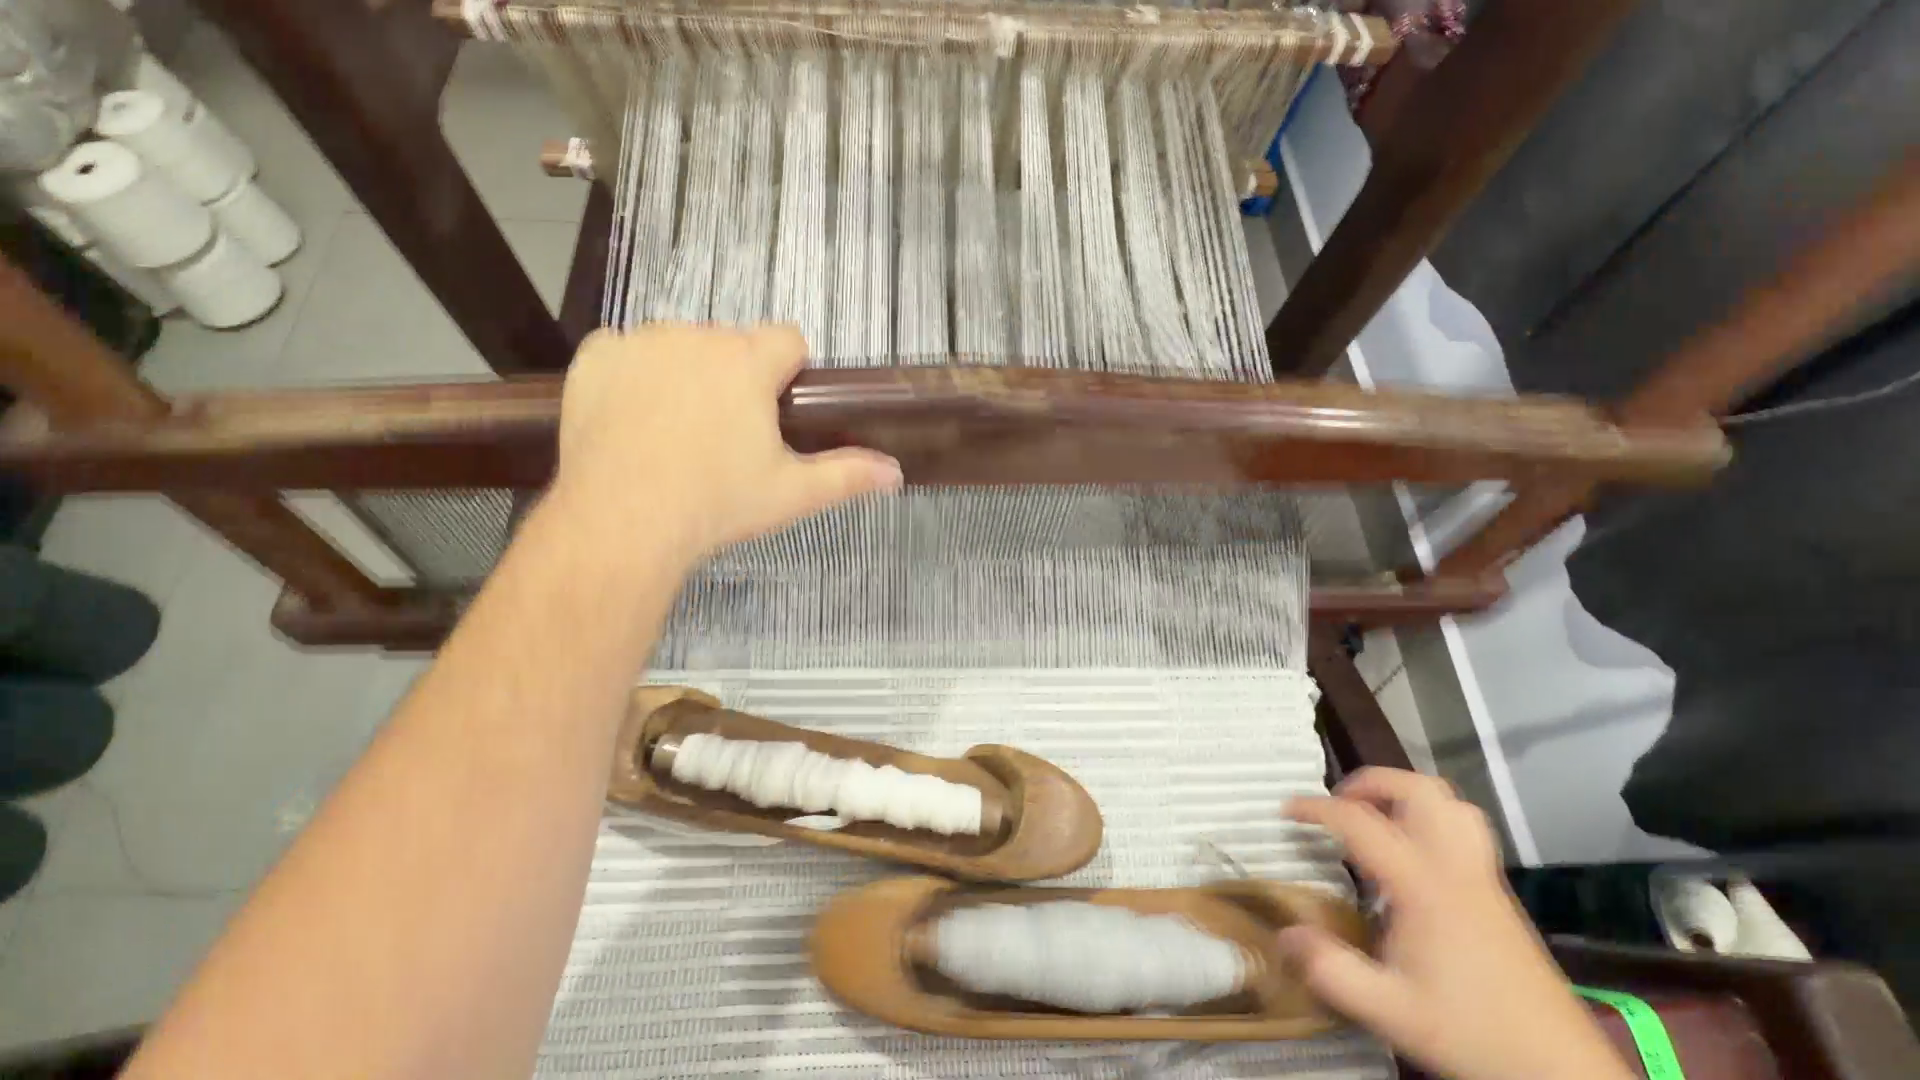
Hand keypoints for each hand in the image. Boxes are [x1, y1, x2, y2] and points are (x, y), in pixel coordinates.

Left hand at [546, 324, 902, 565]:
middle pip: (731, 344)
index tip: (774, 414)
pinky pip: (625, 352)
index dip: (787, 375)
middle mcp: (696, 336)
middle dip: (734, 378)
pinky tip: (631, 421)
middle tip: (724, 439)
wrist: (622, 520)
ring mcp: (641, 342)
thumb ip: (847, 475)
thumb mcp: (791, 494)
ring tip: (674, 434)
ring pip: (679, 346)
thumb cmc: (716, 504)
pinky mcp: (596, 355)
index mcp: (748, 360)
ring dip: (685, 374)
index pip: (788, 339)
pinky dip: (632, 377)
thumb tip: (896, 474)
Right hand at [1282, 769, 1632, 1079]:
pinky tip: (1410, 857)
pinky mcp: (1496, 893)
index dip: (1318, 809)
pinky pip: (1463, 829)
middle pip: (1419, 790)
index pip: (1363, 823)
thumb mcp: (1389, 1011)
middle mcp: (1456, 868)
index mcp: (1424, 886)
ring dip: (1407, 796)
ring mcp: (1482, 877)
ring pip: (1450, 803)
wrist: (1557, 1065)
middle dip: (1373, 782)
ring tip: (1375, 818)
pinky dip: (1430, 819)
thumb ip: (1331, 971)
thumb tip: (1285, 933)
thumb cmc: (1471, 1031)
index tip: (1286, 810)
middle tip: (1340, 803)